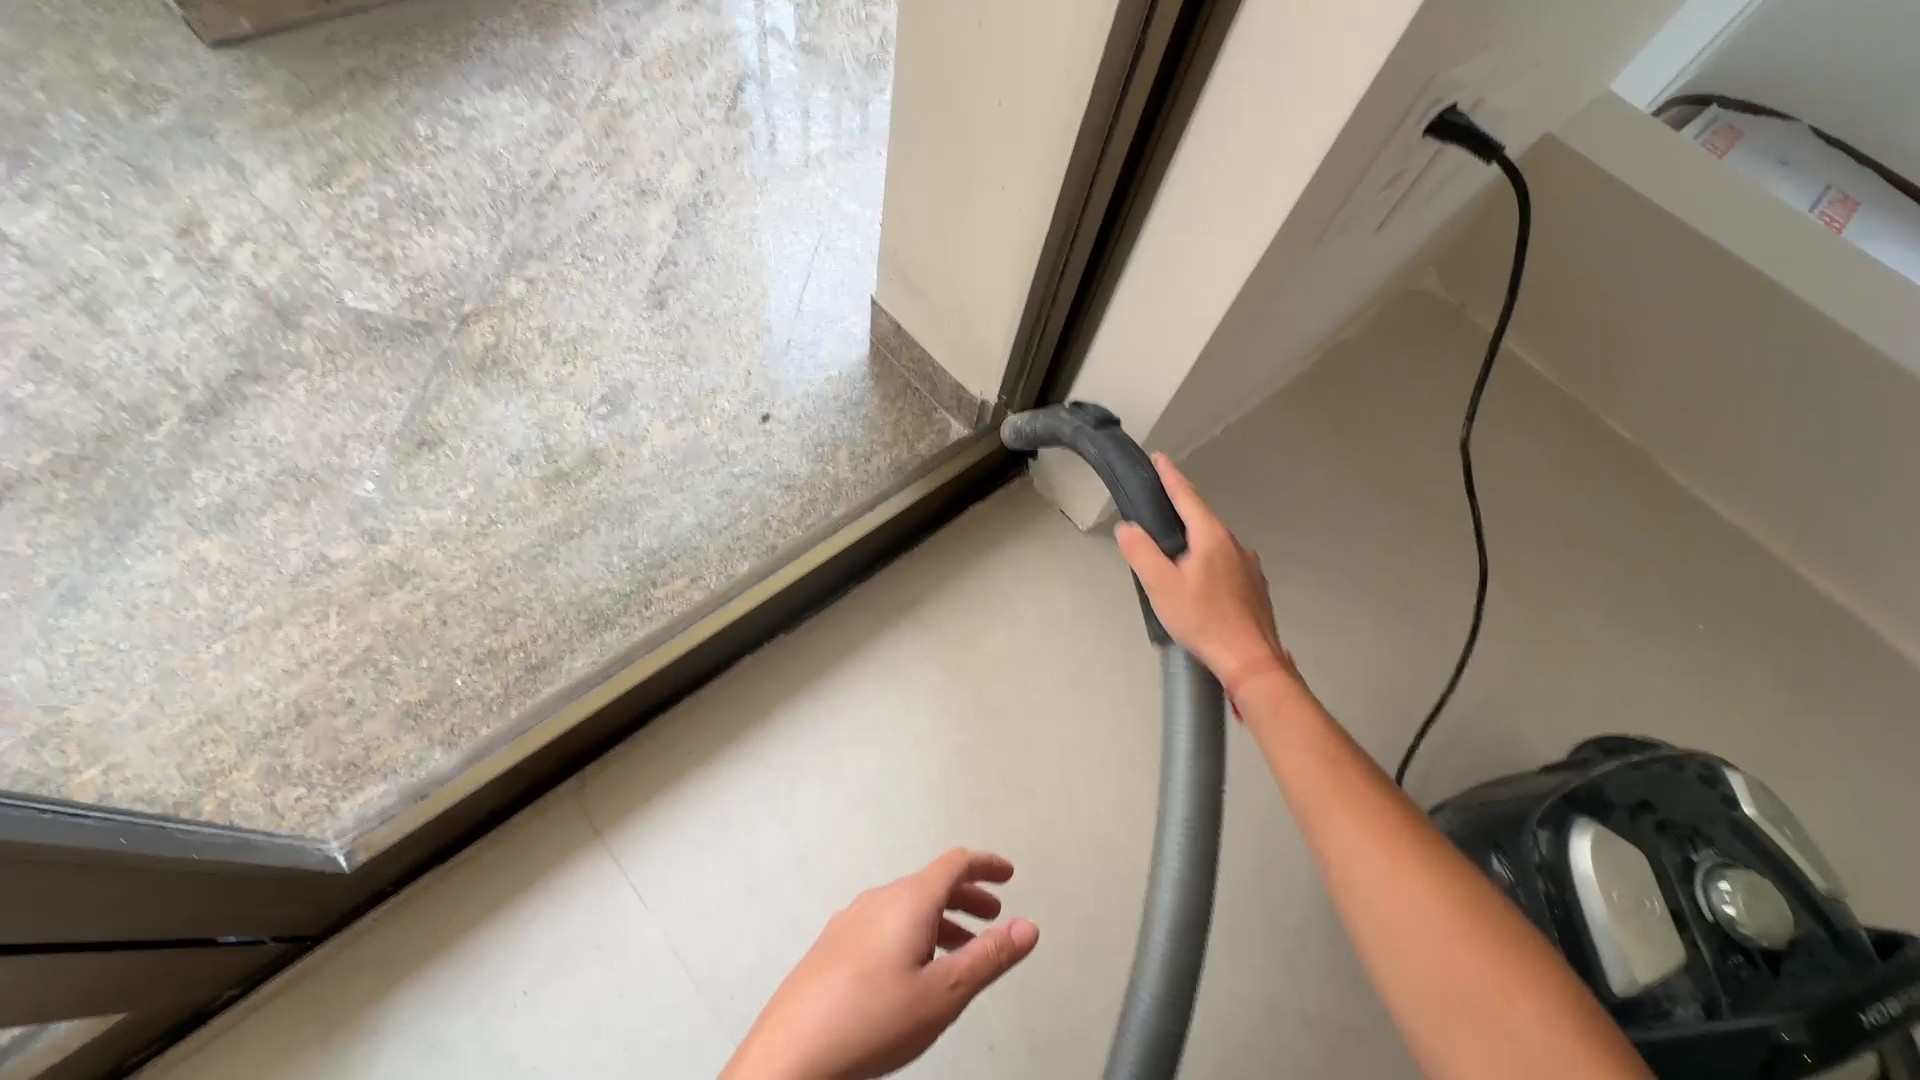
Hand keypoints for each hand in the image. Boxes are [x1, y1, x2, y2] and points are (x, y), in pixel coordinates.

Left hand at [722, 850, 1039, 1079]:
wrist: (790, 1055)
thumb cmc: (873, 1019)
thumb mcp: (944, 995)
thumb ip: (989, 958)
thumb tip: (1028, 926)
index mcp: (908, 901)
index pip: (954, 864)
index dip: (985, 864)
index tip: (1008, 873)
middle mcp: (878, 900)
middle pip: (930, 883)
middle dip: (966, 896)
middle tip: (992, 916)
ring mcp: (849, 921)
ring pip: (905, 906)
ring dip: (940, 919)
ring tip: (960, 950)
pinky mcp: (831, 946)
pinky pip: (883, 923)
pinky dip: (912, 931)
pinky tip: (912, 968)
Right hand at [1116, 454, 1294, 696]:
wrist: (1250, 658)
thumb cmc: (1203, 620)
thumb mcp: (1161, 586)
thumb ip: (1142, 552)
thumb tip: (1127, 527)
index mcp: (1212, 537)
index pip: (1187, 496)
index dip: (1170, 477)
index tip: (1160, 459)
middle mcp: (1235, 544)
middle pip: (1202, 519)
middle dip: (1180, 512)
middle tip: (1158, 510)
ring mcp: (1249, 566)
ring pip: (1215, 544)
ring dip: (1194, 543)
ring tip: (1174, 557)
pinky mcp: (1255, 587)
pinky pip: (1226, 564)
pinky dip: (1208, 563)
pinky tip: (1200, 585)